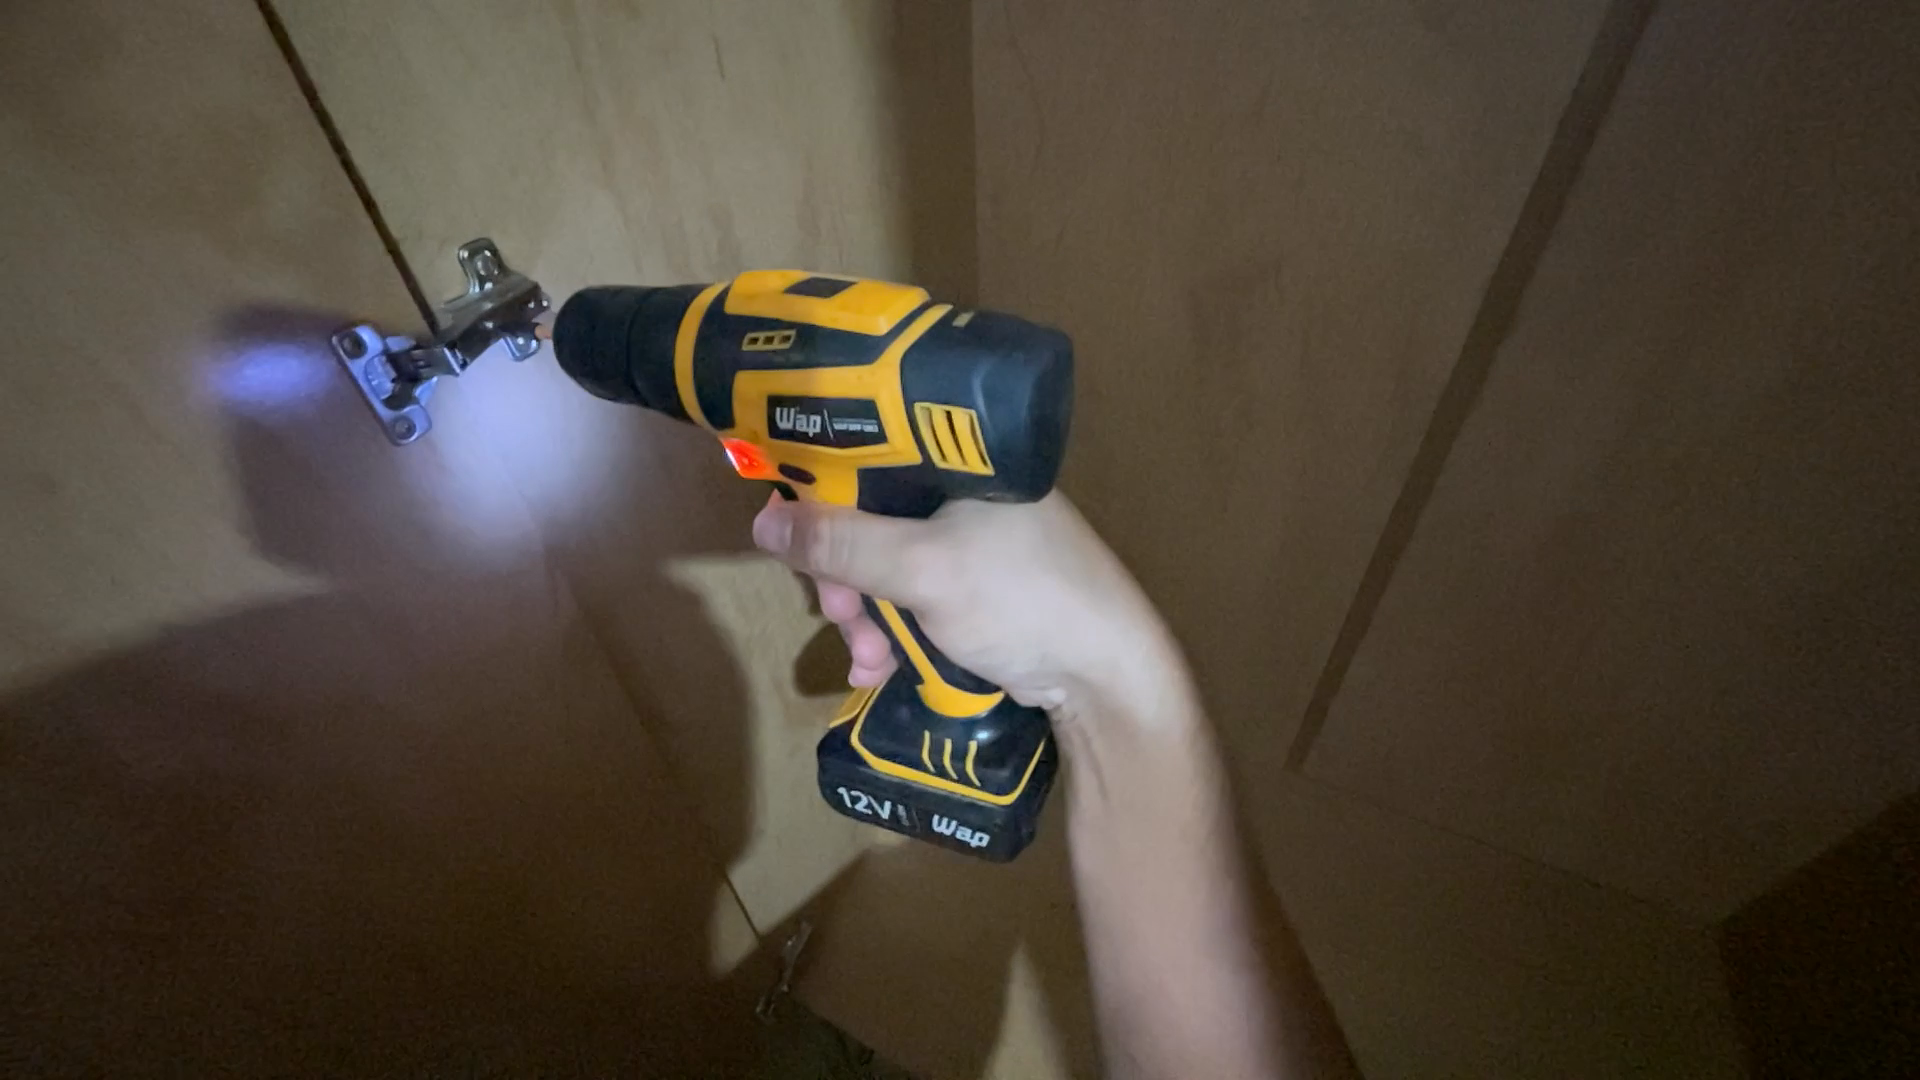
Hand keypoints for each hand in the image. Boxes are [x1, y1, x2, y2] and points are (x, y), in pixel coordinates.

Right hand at [751, 491, 1180, 724]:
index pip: (871, 451)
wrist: (1104, 677)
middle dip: (845, 576)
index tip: (792, 529)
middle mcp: (963, 494)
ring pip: (885, 565)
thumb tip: (765, 520)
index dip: (823, 487)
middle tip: (839, 613)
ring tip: (868, 656)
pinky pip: (910, 597)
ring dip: (865, 614)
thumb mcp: (923, 569)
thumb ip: (842, 543)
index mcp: (961, 461)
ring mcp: (969, 544)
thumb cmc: (1022, 600)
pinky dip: (891, 631)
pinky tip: (879, 667)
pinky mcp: (972, 589)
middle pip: (870, 518)